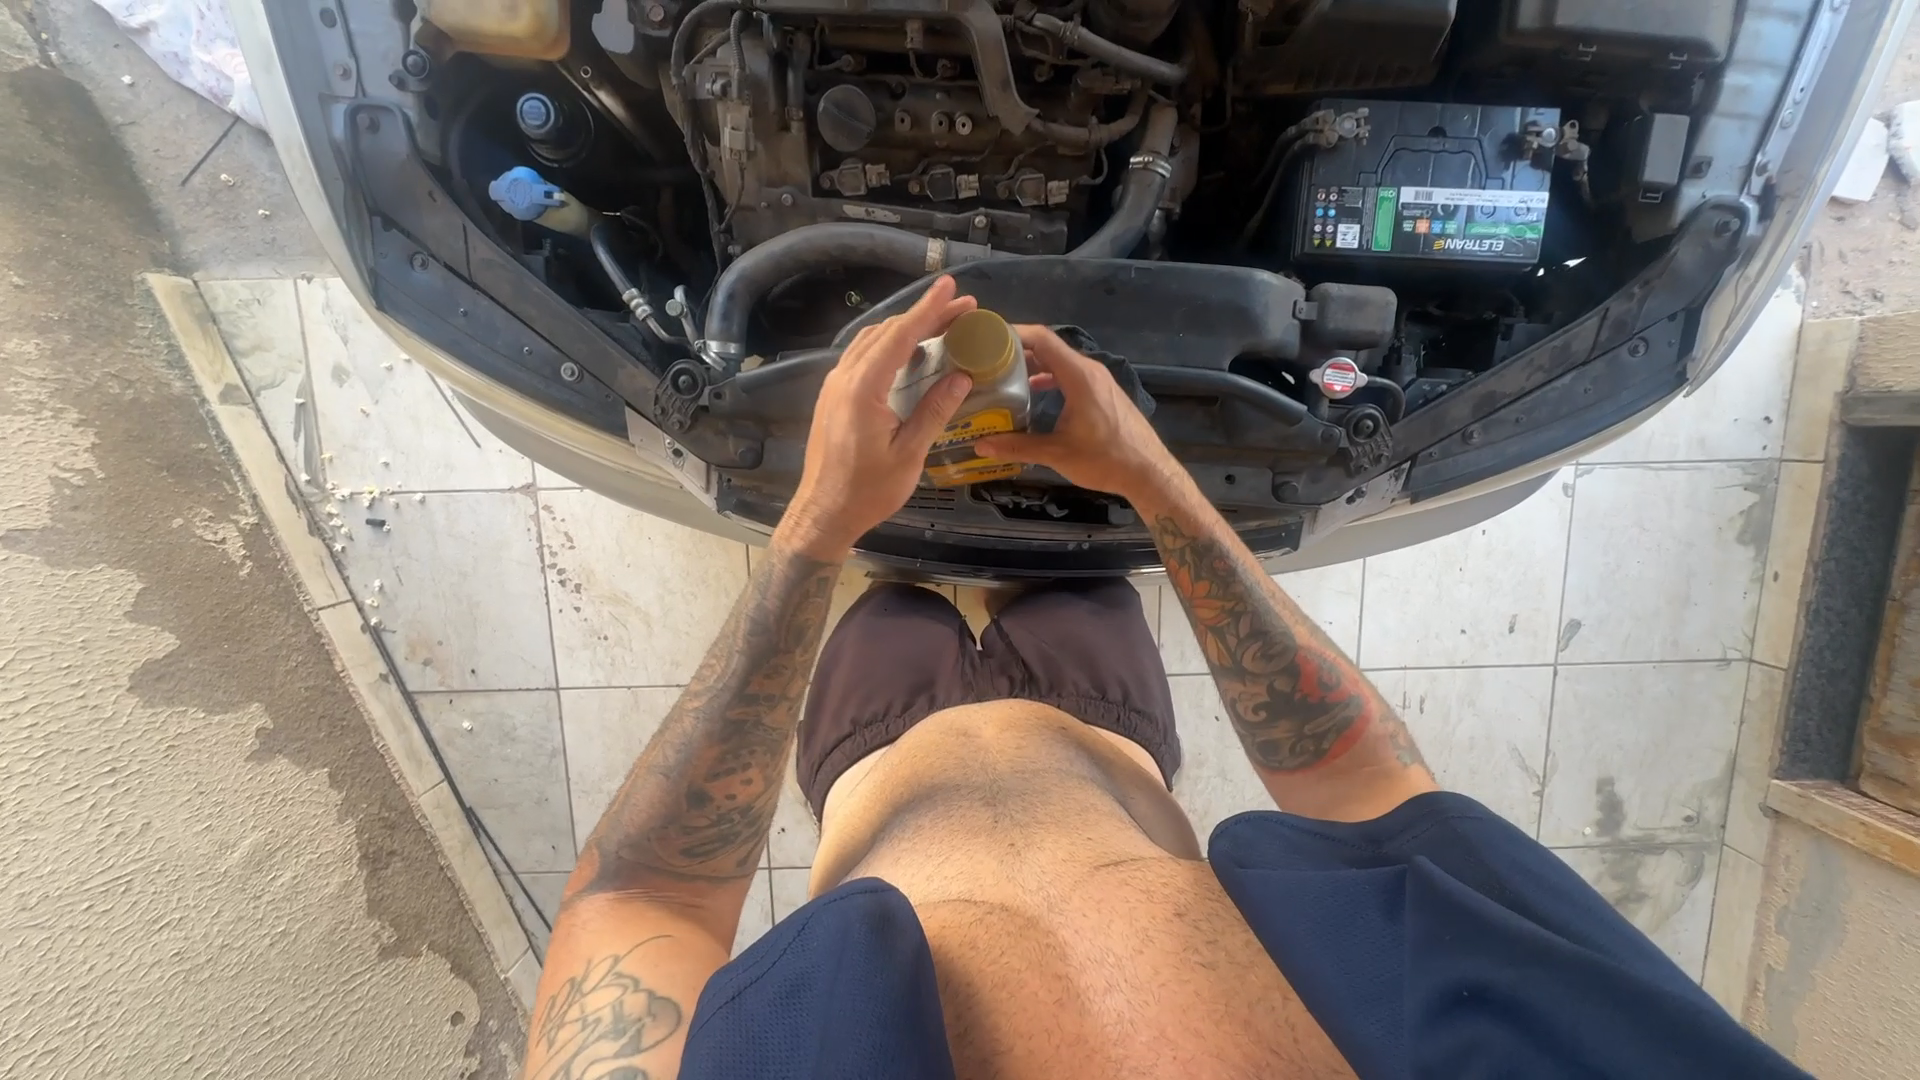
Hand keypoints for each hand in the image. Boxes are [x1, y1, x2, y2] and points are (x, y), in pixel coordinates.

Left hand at [776, 276, 977, 560]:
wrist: (823, 513)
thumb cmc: (868, 490)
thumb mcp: (909, 453)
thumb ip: (934, 411)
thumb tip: (962, 377)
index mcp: (863, 387)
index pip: (900, 336)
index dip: (928, 309)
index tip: (951, 287)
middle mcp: (843, 378)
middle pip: (885, 332)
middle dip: (923, 316)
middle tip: (960, 309)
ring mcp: (834, 386)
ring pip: (870, 342)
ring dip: (904, 329)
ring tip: (940, 325)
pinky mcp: (833, 398)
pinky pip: (861, 358)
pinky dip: (888, 347)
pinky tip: (909, 354)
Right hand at [974, 325, 1183, 504]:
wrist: (1149, 472)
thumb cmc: (1105, 459)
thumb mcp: (1057, 454)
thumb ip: (1017, 446)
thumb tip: (980, 445)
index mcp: (1079, 375)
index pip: (1042, 339)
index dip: (1013, 334)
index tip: (987, 339)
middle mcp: (1089, 370)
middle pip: (1049, 349)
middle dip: (1017, 353)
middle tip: (987, 363)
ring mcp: (1099, 381)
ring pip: (1060, 363)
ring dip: (1033, 367)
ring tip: (1003, 379)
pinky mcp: (1103, 394)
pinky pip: (1070, 376)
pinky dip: (1049, 379)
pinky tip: (1033, 395)